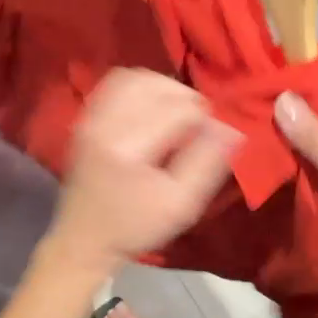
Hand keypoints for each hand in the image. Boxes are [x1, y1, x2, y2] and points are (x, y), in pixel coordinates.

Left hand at [46, 69, 240, 272]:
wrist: (84, 239)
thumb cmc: (136, 227)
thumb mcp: (181, 204)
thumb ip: (208, 163)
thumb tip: (232, 128)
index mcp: (128, 147)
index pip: (180, 110)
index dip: (204, 120)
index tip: (213, 140)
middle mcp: (105, 123)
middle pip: (157, 86)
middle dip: (186, 99)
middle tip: (198, 124)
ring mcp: (91, 118)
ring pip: (136, 78)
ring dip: (164, 88)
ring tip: (178, 113)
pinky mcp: (86, 117)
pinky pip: (116, 84)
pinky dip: (141, 88)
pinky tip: (154, 108)